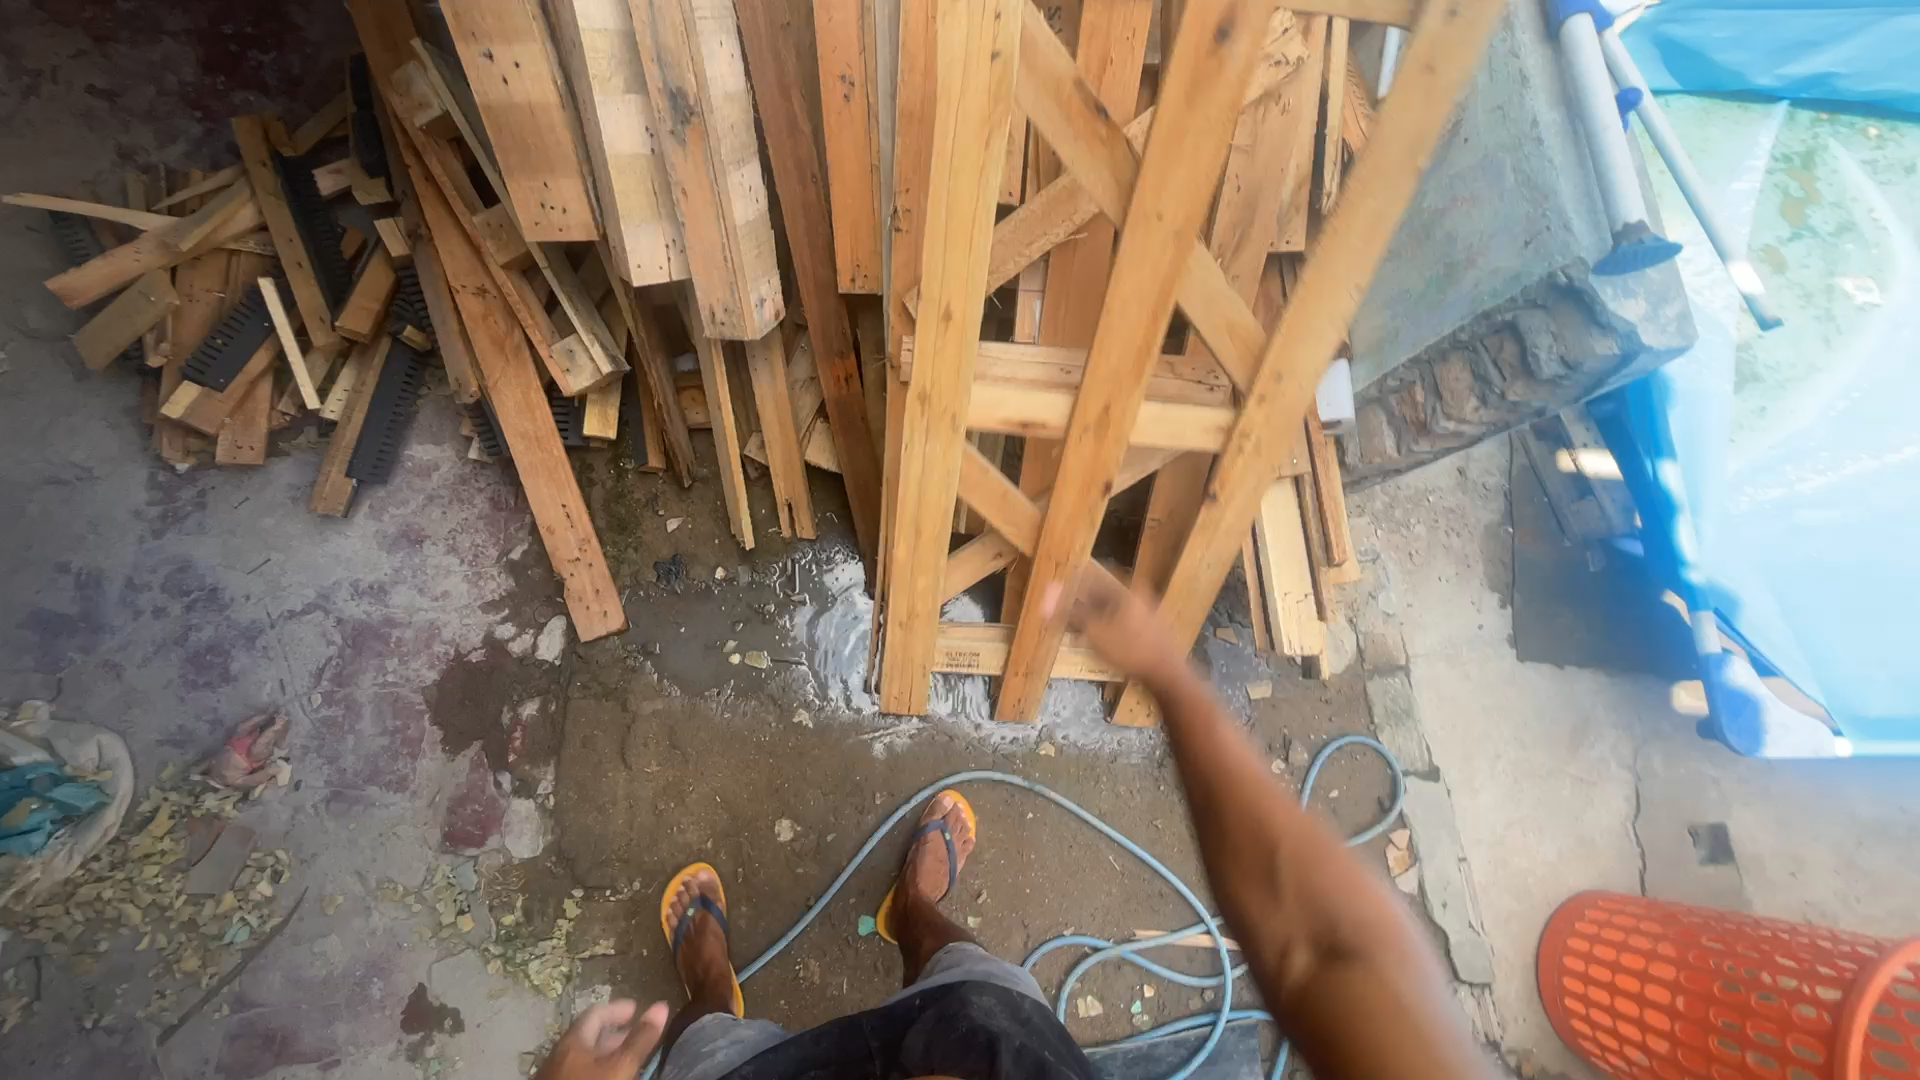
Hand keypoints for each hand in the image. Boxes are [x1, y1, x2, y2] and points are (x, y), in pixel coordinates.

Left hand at [535, 1000, 668, 1079]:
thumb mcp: (621, 1067)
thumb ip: (640, 1039)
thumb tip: (661, 1006)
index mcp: (573, 1041)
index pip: (596, 1012)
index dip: (618, 1008)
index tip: (637, 1009)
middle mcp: (559, 1055)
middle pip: (588, 1036)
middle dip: (614, 1034)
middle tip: (635, 1037)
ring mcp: (553, 1076)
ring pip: (581, 1058)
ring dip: (604, 1055)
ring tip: (625, 1061)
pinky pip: (576, 1073)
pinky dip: (594, 1071)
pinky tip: (607, 1078)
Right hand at [1041, 565, 1184, 685]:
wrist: (1167, 675)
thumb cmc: (1130, 650)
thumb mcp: (1095, 631)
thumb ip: (1070, 613)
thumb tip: (1045, 599)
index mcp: (1125, 589)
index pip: (1090, 576)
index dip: (1069, 583)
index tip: (1053, 594)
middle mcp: (1137, 595)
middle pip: (1101, 591)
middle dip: (1079, 601)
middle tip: (1061, 612)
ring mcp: (1146, 612)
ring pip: (1110, 607)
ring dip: (1090, 615)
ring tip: (1075, 629)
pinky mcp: (1149, 630)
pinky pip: (1120, 620)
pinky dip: (1104, 625)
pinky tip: (1095, 640)